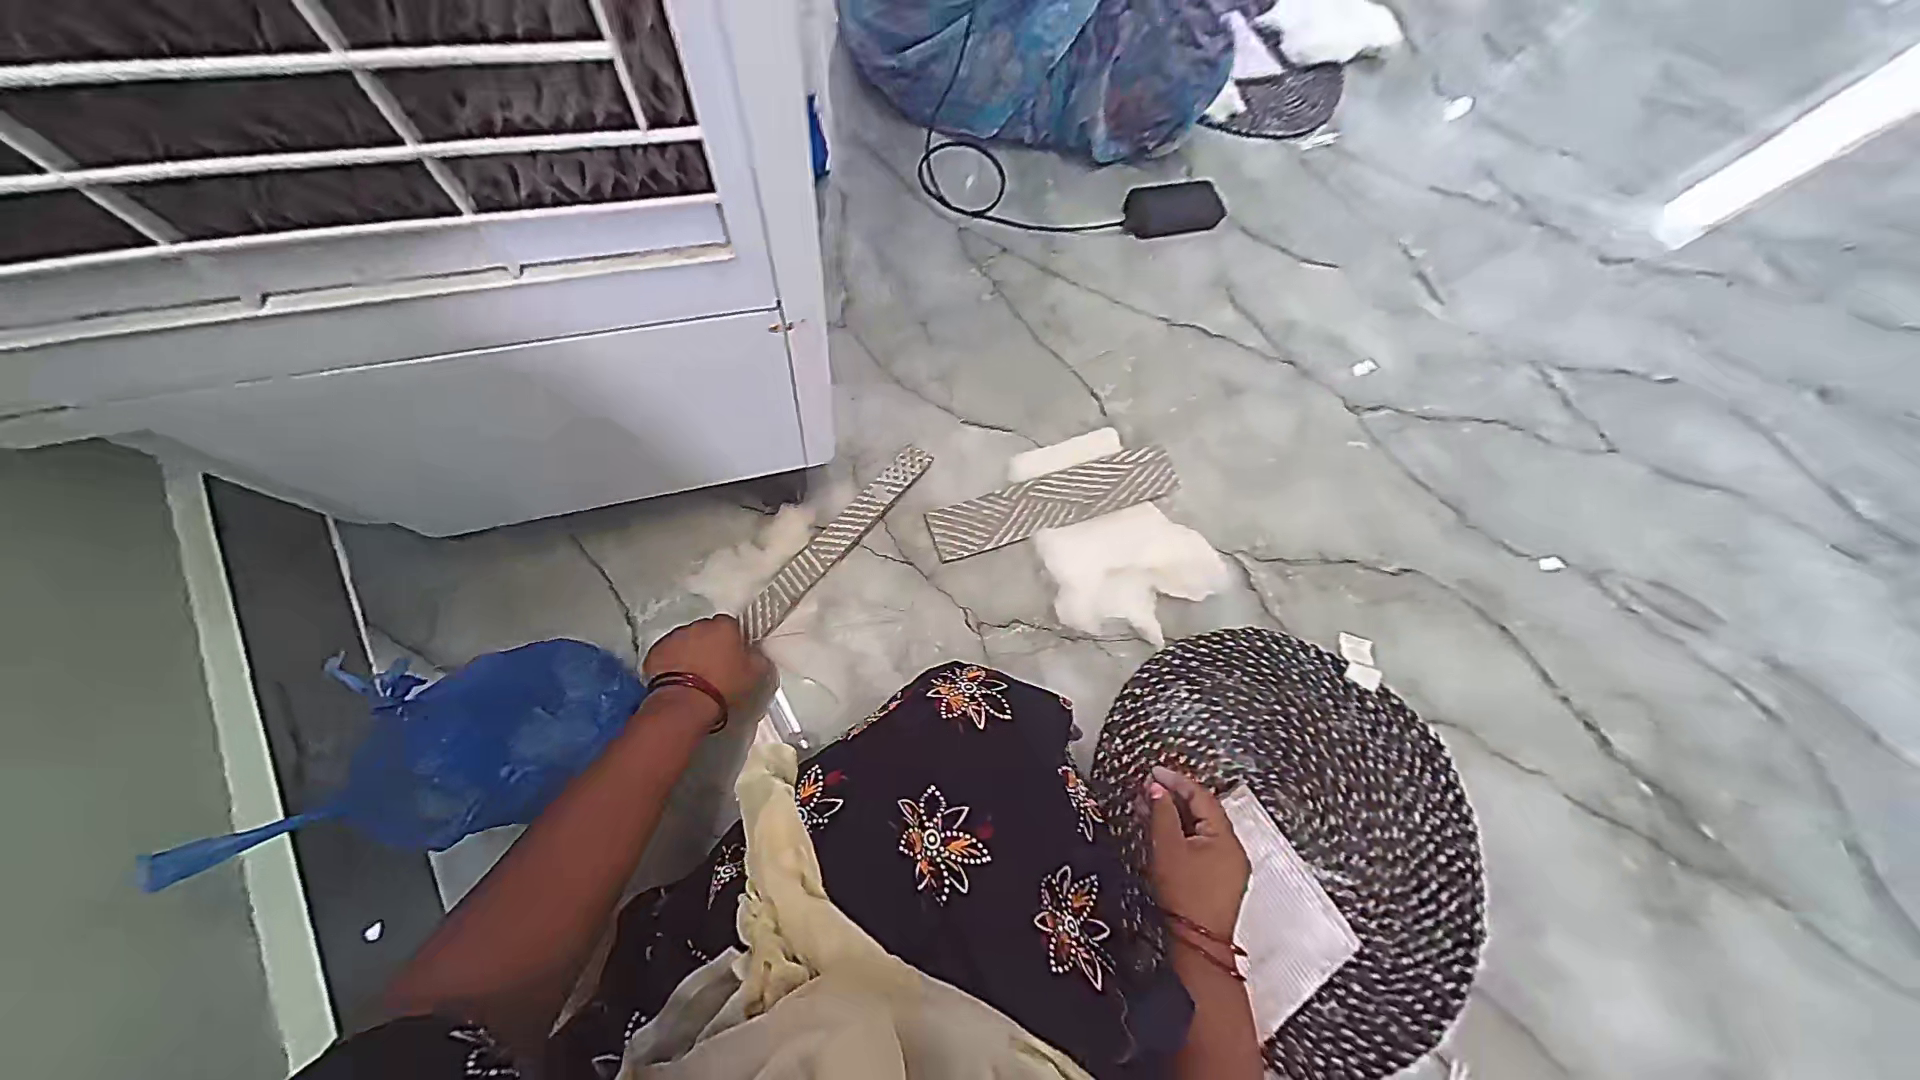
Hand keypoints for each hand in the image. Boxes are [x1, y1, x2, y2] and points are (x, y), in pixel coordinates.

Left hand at [642, 615, 773, 724]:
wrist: (685, 703)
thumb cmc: (724, 685)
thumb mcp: (754, 674)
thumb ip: (758, 657)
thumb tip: (756, 654)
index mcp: (724, 626)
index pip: (731, 625)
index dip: (732, 639)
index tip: (733, 654)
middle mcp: (698, 625)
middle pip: (706, 630)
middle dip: (709, 643)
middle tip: (714, 665)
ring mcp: (674, 637)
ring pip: (685, 640)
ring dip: (690, 651)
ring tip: (694, 674)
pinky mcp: (655, 651)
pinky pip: (667, 653)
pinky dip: (671, 661)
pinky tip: (678, 678)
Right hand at [1145, 766, 1249, 938]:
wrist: (1196, 943)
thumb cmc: (1183, 892)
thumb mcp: (1168, 847)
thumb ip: (1162, 812)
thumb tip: (1156, 787)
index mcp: (1226, 837)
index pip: (1202, 796)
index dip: (1177, 780)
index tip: (1154, 772)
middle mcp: (1232, 848)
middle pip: (1202, 811)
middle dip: (1174, 796)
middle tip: (1148, 786)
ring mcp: (1227, 864)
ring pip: (1199, 828)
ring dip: (1174, 814)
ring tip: (1147, 804)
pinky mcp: (1218, 877)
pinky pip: (1199, 843)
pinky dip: (1180, 832)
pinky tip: (1159, 828)